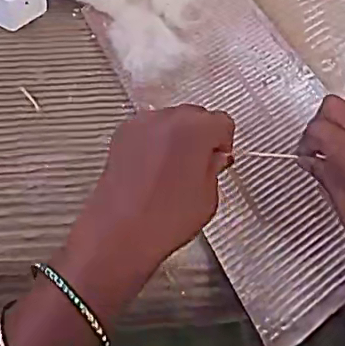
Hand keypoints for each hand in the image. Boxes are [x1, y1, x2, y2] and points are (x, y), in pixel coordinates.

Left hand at [56, 106, 234, 302]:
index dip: (223, 141)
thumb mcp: (207, 197)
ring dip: (175, 137)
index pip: (221, 121)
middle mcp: (168, 118)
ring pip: (169, 121)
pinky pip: (147, 129)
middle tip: (199, 165)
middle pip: (194, 115)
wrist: (121, 229)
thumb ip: (214, 167)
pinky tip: (153, 170)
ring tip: (172, 171)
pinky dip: (153, 142)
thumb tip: (214, 158)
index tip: (220, 155)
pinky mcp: (123, 132)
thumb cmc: (164, 218)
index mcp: (195, 129)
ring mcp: (142, 123)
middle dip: (200, 136)